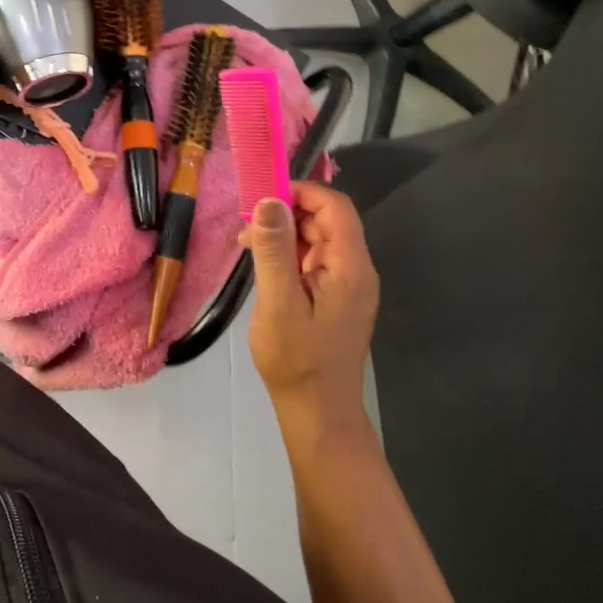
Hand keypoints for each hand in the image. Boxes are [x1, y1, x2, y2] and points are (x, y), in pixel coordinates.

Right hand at [240, 183, 379, 434]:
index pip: (335, 207)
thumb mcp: (278, 302)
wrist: (316, 410)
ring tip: (247, 246)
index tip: (261, 198)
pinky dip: (287, 254)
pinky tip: (262, 265)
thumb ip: (274, 250)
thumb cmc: (297, 358)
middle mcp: (356, 270)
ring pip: (317, 239)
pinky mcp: (334, 298)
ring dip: (283, 234)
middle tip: (246, 228)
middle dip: (286, 213)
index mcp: (350, 268)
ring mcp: (347, 285)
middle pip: (326, 220)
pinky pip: (313, 260)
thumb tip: (268, 201)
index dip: (301, 192)